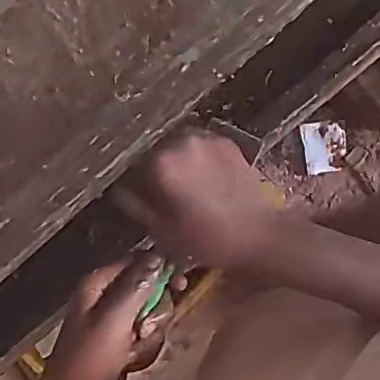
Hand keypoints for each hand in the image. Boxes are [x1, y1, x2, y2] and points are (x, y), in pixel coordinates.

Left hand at [36, 253, 169, 379]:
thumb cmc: (90, 361)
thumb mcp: (114, 320)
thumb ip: (136, 286)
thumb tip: (158, 256)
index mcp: (97, 284)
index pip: (137, 261)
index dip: (161, 270)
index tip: (180, 286)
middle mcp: (105, 297)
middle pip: (150, 288)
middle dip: (154, 311)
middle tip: (146, 330)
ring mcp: (115, 321)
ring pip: (152, 313)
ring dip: (150, 334)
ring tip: (134, 350)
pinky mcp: (123, 342)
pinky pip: (148, 335)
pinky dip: (146, 348)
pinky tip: (133, 361)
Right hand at [116, 131, 287, 269]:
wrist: (259, 234)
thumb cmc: (209, 240)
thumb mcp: (163, 233)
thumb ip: (136, 207)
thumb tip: (120, 192)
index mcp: (161, 163)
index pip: (133, 166)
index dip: (135, 184)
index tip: (140, 198)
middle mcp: (182, 142)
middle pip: (157, 154)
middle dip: (158, 172)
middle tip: (166, 197)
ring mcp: (207, 139)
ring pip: (180, 150)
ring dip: (181, 165)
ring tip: (189, 190)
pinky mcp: (227, 142)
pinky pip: (203, 149)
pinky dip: (201, 161)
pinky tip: (208, 182)